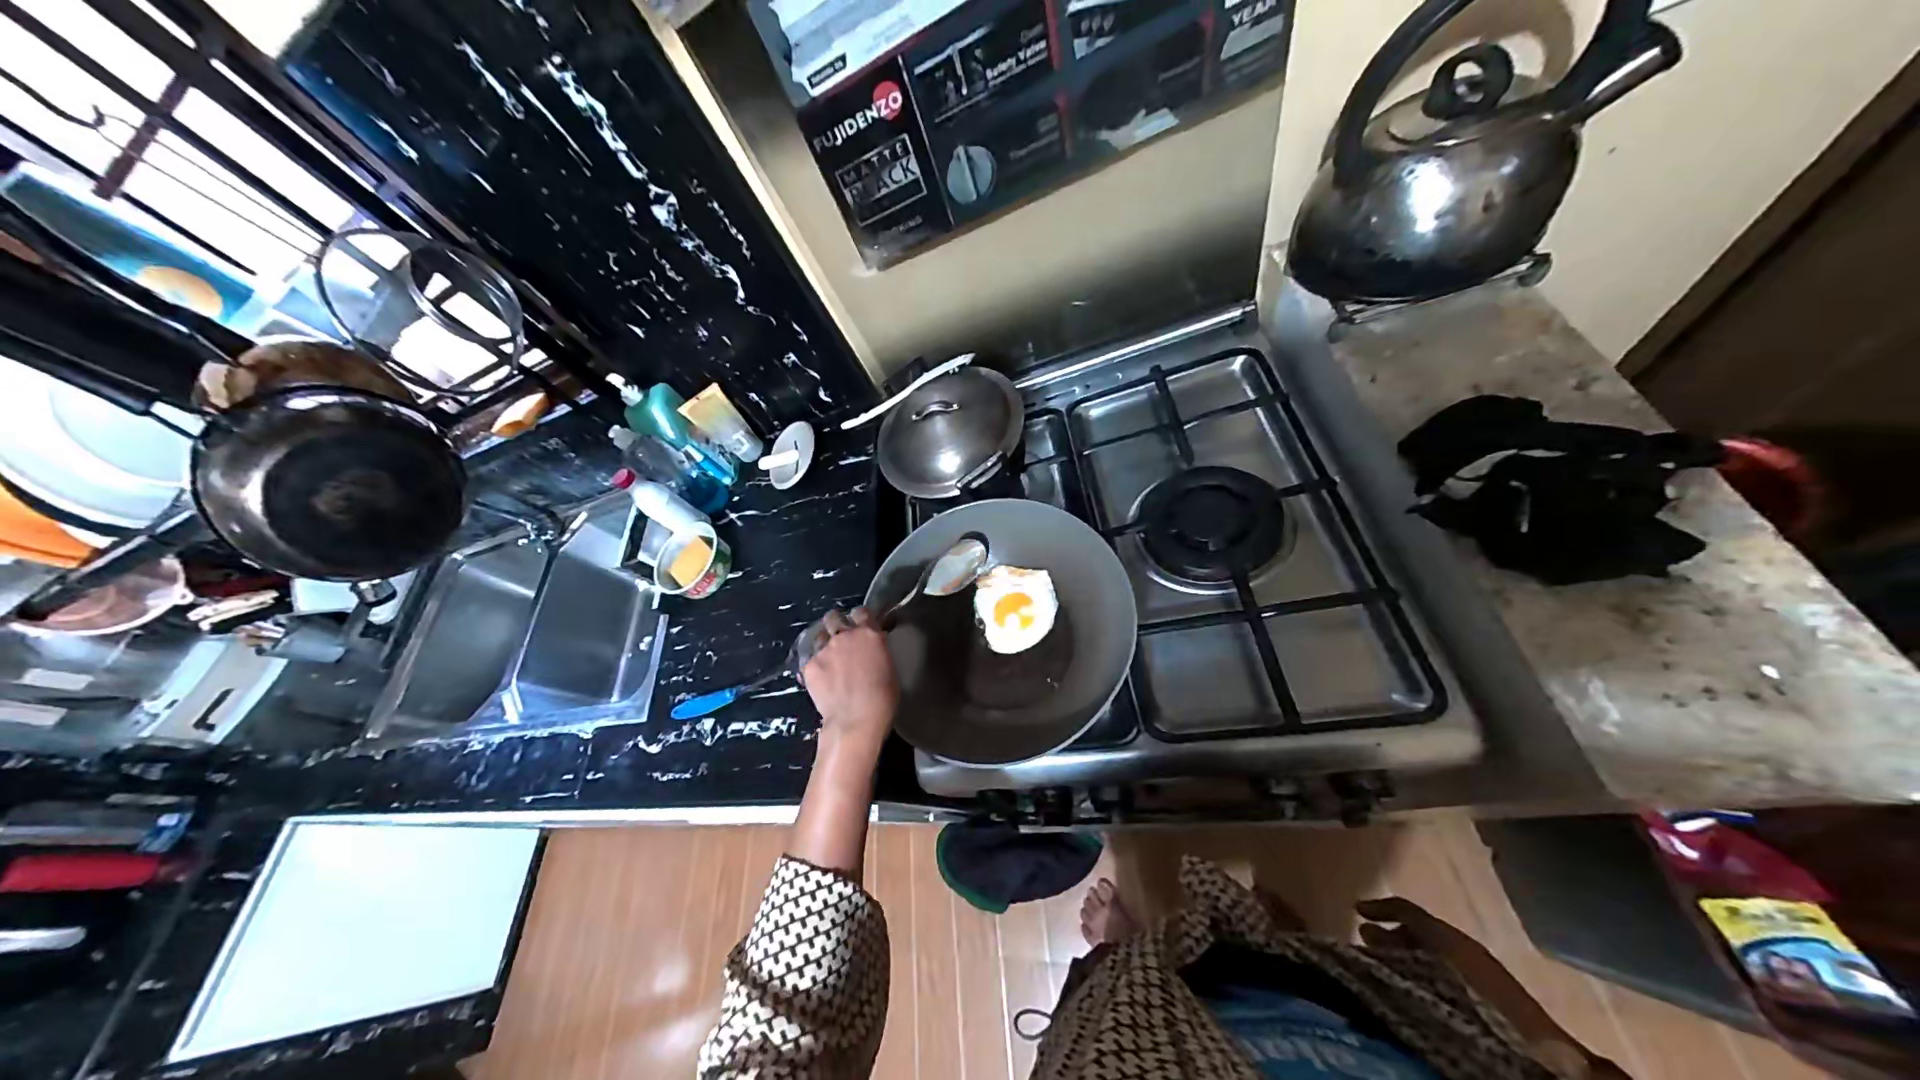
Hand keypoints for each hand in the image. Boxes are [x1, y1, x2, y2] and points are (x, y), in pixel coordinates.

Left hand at [800, 608, 897, 751]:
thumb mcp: (889, 667)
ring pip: (819, 636)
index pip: (861, 612)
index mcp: (869, 634)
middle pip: (834, 617)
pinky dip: (814, 664)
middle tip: (839, 638)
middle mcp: (845, 635)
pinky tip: (819, 676)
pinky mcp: (809, 665)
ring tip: (827, 659)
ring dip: (824, 643)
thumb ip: (877, 651)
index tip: (860, 626)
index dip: (859, 618)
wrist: (856, 720)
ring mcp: (824, 649)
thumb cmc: (883, 698)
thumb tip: (870, 650)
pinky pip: (809, 658)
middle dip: (836, 624)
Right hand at [1357, 897, 1615, 1074]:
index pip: (1410, 911)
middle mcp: (1461, 950)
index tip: (1355, 911)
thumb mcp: (1442, 964)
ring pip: (1426, 956)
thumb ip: (1406, 947)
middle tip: (1361, 943)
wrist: (1544, 1056)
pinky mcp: (1479, 1003)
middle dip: (1387, 936)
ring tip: (1375, 971)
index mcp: (1453, 937)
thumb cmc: (1486, 1000)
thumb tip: (1365, 929)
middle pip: (1417, 933)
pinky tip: (1402, 993)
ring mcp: (1473, 976)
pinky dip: (1416, 978)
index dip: (1381, 907)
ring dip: (1400, 959)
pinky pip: (1438, 978)